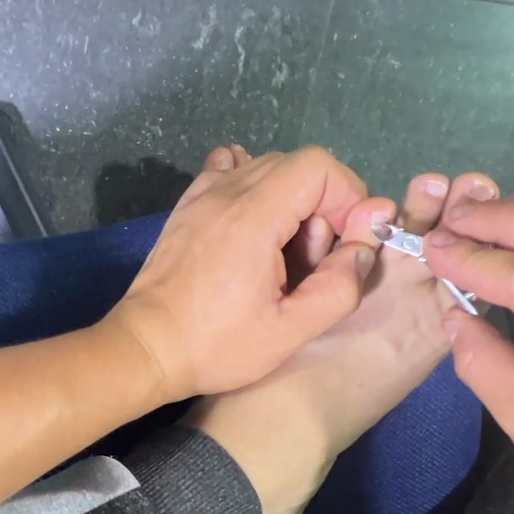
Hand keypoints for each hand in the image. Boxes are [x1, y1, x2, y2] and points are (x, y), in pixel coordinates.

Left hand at [104, 146, 390, 398]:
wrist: (145, 349)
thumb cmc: (215, 347)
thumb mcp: (289, 331)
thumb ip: (339, 285)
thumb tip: (367, 241)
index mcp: (252, 217)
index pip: (318, 166)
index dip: (346, 197)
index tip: (343, 244)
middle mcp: (224, 192)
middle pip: (295, 164)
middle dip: (320, 204)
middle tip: (309, 259)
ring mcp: (200, 196)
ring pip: (264, 168)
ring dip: (288, 201)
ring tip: (280, 252)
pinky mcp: (185, 209)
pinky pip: (228, 172)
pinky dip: (252, 189)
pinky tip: (251, 227)